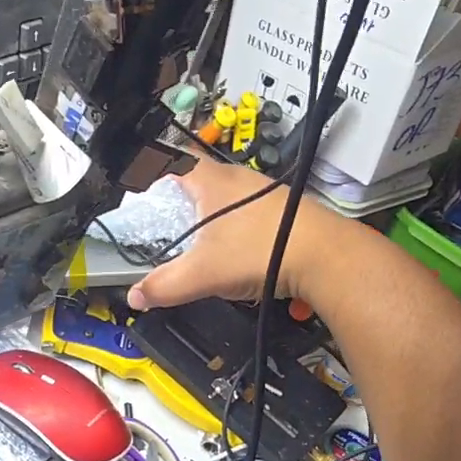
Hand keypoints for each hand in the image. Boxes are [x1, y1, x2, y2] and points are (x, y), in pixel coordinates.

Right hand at [125, 160, 347, 310]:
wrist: (325, 257)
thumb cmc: (258, 252)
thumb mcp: (201, 274)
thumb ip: (163, 286)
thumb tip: (135, 297)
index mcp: (208, 180)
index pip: (168, 162)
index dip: (149, 179)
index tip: (140, 204)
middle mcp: (234, 177)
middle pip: (194, 179)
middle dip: (176, 202)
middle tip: (164, 229)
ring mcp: (261, 191)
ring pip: (221, 196)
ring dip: (206, 216)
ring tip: (197, 244)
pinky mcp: (281, 208)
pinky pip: (244, 211)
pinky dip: (231, 227)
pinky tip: (233, 251)